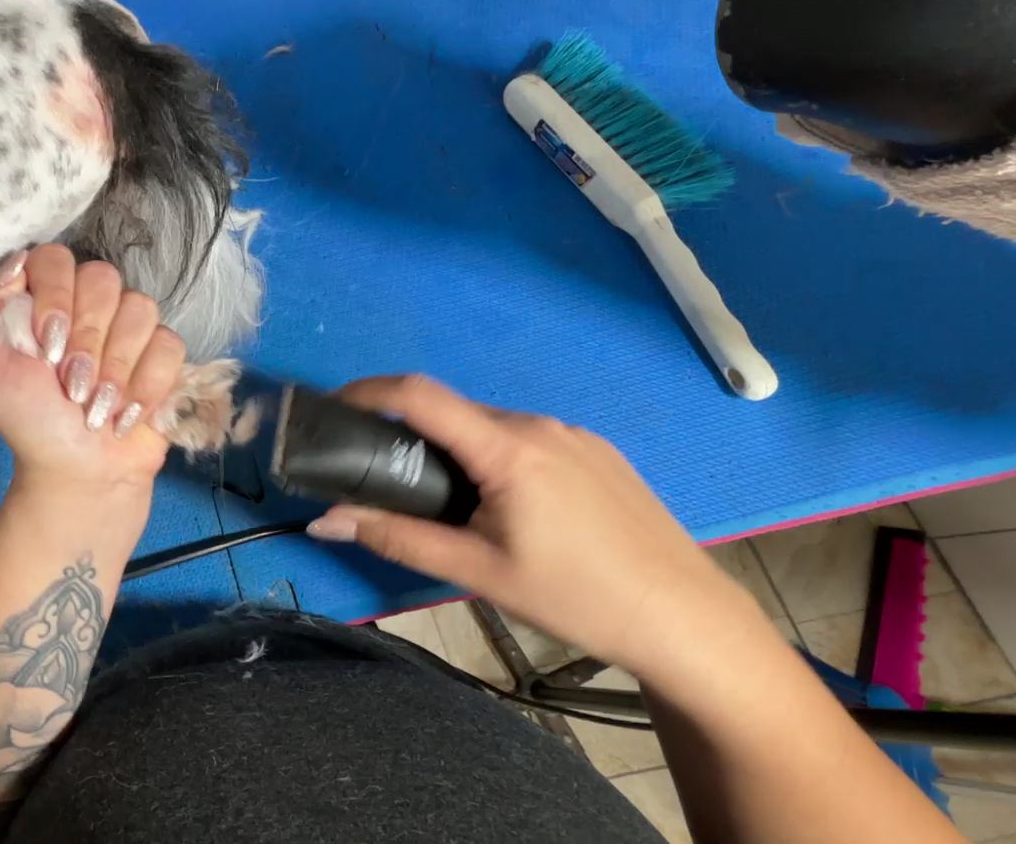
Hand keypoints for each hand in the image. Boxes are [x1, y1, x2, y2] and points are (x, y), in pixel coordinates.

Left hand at [0, 244, 187, 490]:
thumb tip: (15, 262)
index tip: (46, 348)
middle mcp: (89, 301)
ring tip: (96, 407)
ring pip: (140, 308)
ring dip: (116, 368)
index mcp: (44, 297)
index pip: (55, 259)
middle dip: (87, 340)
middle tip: (70, 385)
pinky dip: (146, 385)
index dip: (55, 298)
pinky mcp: (164, 352)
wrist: (77, 471)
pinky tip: (126, 414)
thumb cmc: (28, 419)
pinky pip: (169, 343)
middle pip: (103, 278)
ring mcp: (130, 325)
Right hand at [306, 376, 754, 674]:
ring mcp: (575, 435)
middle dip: (410, 430)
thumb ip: (396, 538)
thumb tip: (323, 521)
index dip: (368, 390)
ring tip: (447, 499)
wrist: (691, 624)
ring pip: (490, 425)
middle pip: (454, 410)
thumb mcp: (477, 572)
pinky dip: (494, 455)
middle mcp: (540, 425)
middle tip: (385, 474)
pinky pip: (527, 438)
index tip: (333, 406)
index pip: (420, 393)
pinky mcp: (598, 452)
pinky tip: (507, 506)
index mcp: (508, 448)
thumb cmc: (577, 598)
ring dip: (454, 446)